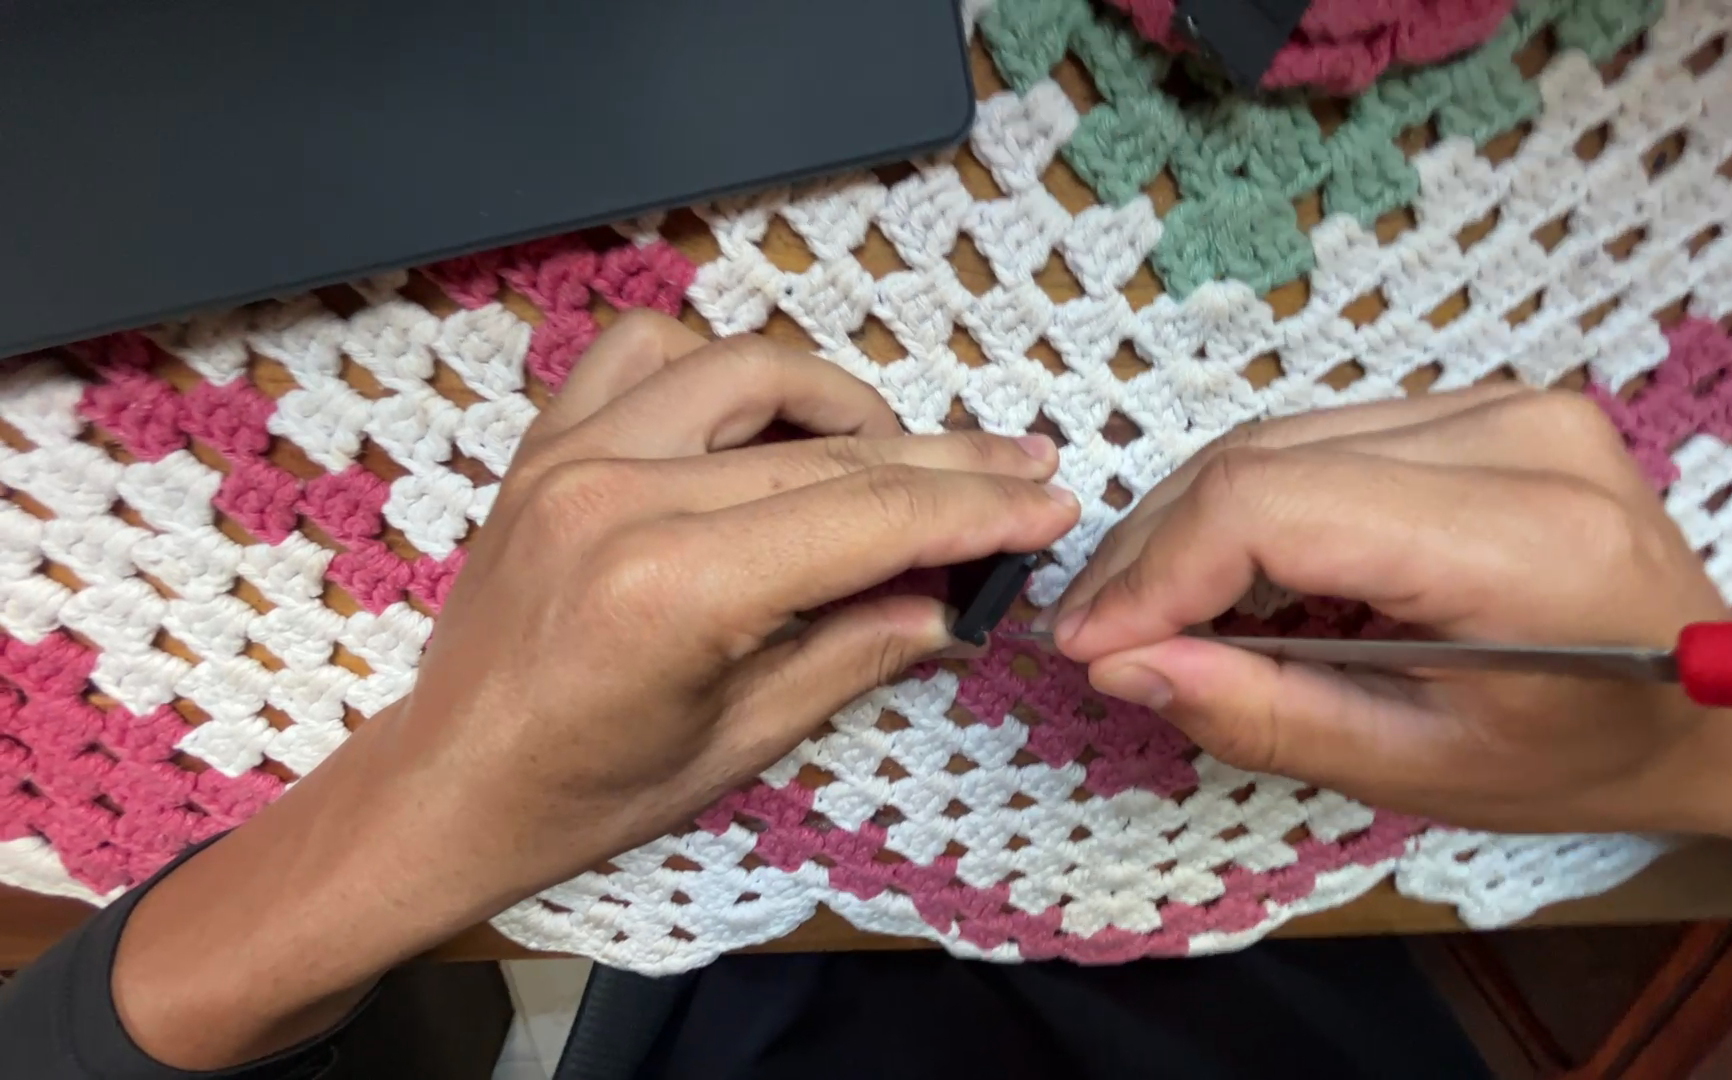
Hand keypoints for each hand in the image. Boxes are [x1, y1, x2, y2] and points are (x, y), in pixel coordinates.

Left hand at [110, 311, 1079, 1067]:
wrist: (443, 786)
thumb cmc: (593, 794)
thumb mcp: (747, 740)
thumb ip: (860, 649)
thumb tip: (951, 598)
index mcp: (674, 590)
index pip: (868, 520)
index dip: (977, 509)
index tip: (1050, 504)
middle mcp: (624, 494)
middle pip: (834, 452)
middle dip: (951, 462)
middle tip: (1025, 466)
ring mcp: (576, 452)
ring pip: (754, 372)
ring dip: (851, 405)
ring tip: (902, 452)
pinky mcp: (549, 442)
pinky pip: (651, 353)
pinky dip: (728, 372)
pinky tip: (764, 419)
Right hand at [1047, 387, 1731, 854]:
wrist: (1721, 708)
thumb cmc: (1578, 761)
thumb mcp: (1410, 769)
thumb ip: (1257, 713)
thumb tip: (1117, 665)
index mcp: (1521, 541)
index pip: (1271, 509)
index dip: (1156, 573)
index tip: (1088, 644)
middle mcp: (1506, 433)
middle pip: (1252, 466)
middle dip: (1147, 555)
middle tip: (1092, 631)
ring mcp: (1487, 403)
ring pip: (1260, 446)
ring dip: (1175, 529)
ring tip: (1132, 605)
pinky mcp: (1462, 406)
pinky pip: (1295, 446)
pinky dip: (1226, 510)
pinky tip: (1203, 568)